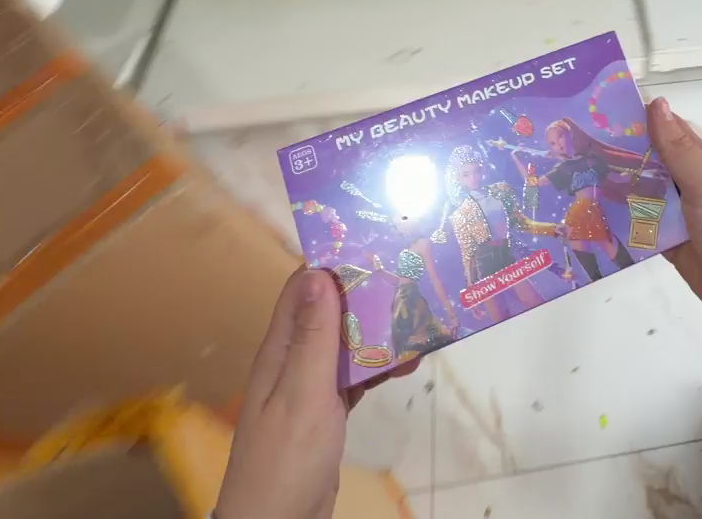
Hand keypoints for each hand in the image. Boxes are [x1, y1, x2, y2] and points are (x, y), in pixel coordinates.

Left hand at [215, 268, 418, 518]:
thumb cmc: (286, 459)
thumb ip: (313, 337)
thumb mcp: (304, 394)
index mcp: (281, 349)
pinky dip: (381, 364)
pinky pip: (358, 373)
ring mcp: (311, 385)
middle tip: (412, 275)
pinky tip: (409, 363)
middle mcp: (294, 360)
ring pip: (349, 341)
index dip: (335, 262)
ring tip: (420, 318)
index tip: (375, 243)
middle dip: (369, 292)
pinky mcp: (328, 408)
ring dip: (381, 329)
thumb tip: (318, 272)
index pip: (303, 287)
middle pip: (333, 310)